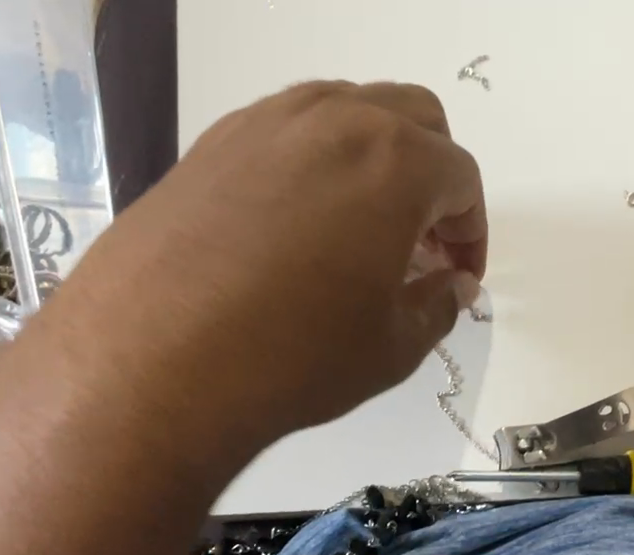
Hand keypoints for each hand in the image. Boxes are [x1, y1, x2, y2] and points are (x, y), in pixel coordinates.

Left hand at [38, 81, 486, 443]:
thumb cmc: (299, 356)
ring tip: (364, 233)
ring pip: (348, 115)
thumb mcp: (394, 347)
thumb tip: (451, 284)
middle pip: (414, 121)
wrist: (159, 359)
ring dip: (377, 164)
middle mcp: (336, 120)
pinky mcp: (214, 142)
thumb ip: (440, 304)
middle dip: (435, 181)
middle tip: (424, 247)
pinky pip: (289, 135)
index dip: (474, 232)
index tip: (461, 277)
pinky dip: (318, 166)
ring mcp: (267, 123)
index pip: (462, 179)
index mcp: (396, 162)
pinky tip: (302, 229)